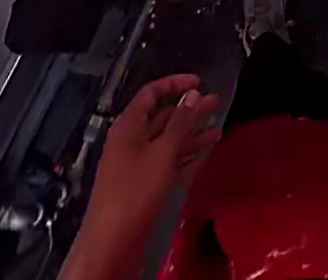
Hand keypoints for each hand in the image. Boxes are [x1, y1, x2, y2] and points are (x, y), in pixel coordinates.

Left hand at [66, 75, 220, 278]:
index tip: (199, 82)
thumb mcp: (162, 153)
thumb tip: (193, 95)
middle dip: (190, 110)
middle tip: (216, 104)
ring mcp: (137, 163)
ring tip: (218, 129)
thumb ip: (180, 122)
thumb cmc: (134, 191)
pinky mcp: (144, 184)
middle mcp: (132, 139)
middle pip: (163, 116)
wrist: (110, 245)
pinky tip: (206, 154)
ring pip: (168, 140)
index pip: (152, 92)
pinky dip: (186, 157)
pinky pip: (168, 162)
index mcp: (129, 124)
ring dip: (192, 134)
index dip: (175, 83)